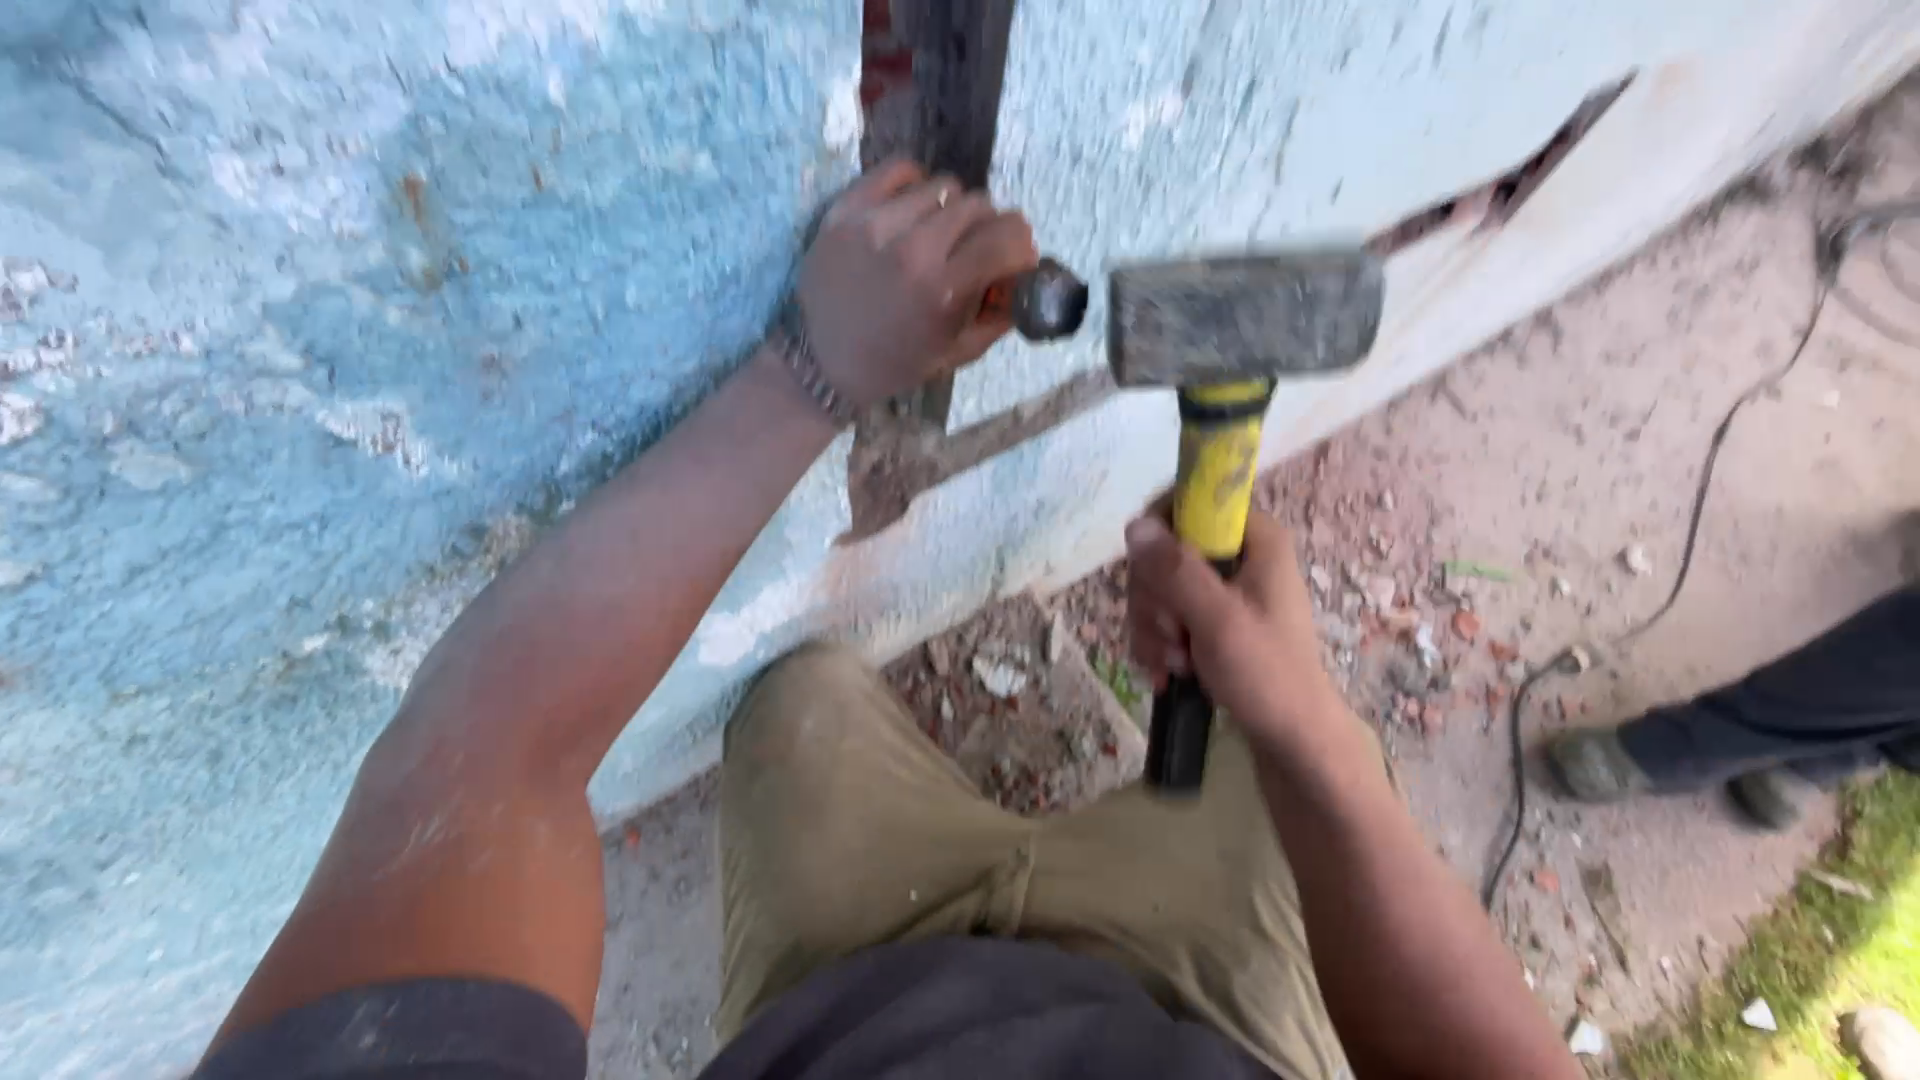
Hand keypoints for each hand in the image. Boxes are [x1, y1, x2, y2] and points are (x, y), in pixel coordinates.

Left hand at [796, 159, 1038, 408]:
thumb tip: (1027, 276)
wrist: (822, 362)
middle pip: (979, 205)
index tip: (1015, 256)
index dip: (1021, 245)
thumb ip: (999, 315)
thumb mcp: (956, 353)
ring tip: (938, 232)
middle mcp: (913, 251)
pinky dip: (916, 185)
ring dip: (951, 208)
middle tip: (974, 247)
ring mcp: (875, 225)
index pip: (1008, 236)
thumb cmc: (895, 363)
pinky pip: (900, 170)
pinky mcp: (846, 209)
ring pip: (943, 186)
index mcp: (944, 292)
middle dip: (988, 227)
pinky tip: (912, 209)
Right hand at [1124, 511, 1341, 745]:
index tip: (1151, 576)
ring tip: (1174, 665)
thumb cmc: (1267, 676)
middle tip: (1174, 636)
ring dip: (1153, 629)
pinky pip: (1162, 616)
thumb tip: (1134, 524)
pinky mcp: (1208, 620)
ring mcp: (1221, 590)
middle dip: (1155, 600)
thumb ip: (1177, 571)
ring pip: (1156, 587)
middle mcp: (1237, 555)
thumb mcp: (1218, 621)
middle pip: (1162, 550)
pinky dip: (1157, 644)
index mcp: (1254, 538)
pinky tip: (1167, 673)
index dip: (1157, 536)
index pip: (1187, 504)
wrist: (1291, 741)